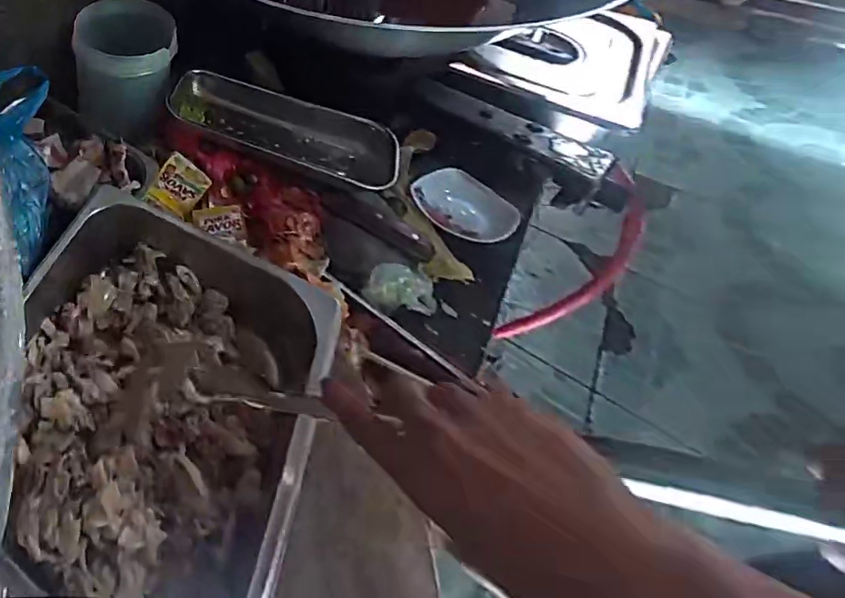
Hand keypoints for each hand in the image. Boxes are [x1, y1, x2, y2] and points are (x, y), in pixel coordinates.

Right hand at [323, 372, 802, 597]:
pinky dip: (488, 405)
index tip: (330, 384)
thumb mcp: (466, 538)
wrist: (625, 567)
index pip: (360, 420)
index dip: (340, 399)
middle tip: (404, 405)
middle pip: (396, 388)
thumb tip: (431, 473)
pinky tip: (506, 427)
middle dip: (395, 393)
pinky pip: (489, 393)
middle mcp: (437, 431)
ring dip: (445, 401)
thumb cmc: (535, 571)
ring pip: (443, 387)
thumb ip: (436, 491)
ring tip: (467, 423)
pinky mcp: (522, 408)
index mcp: (416, 468)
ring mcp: (480, 413)